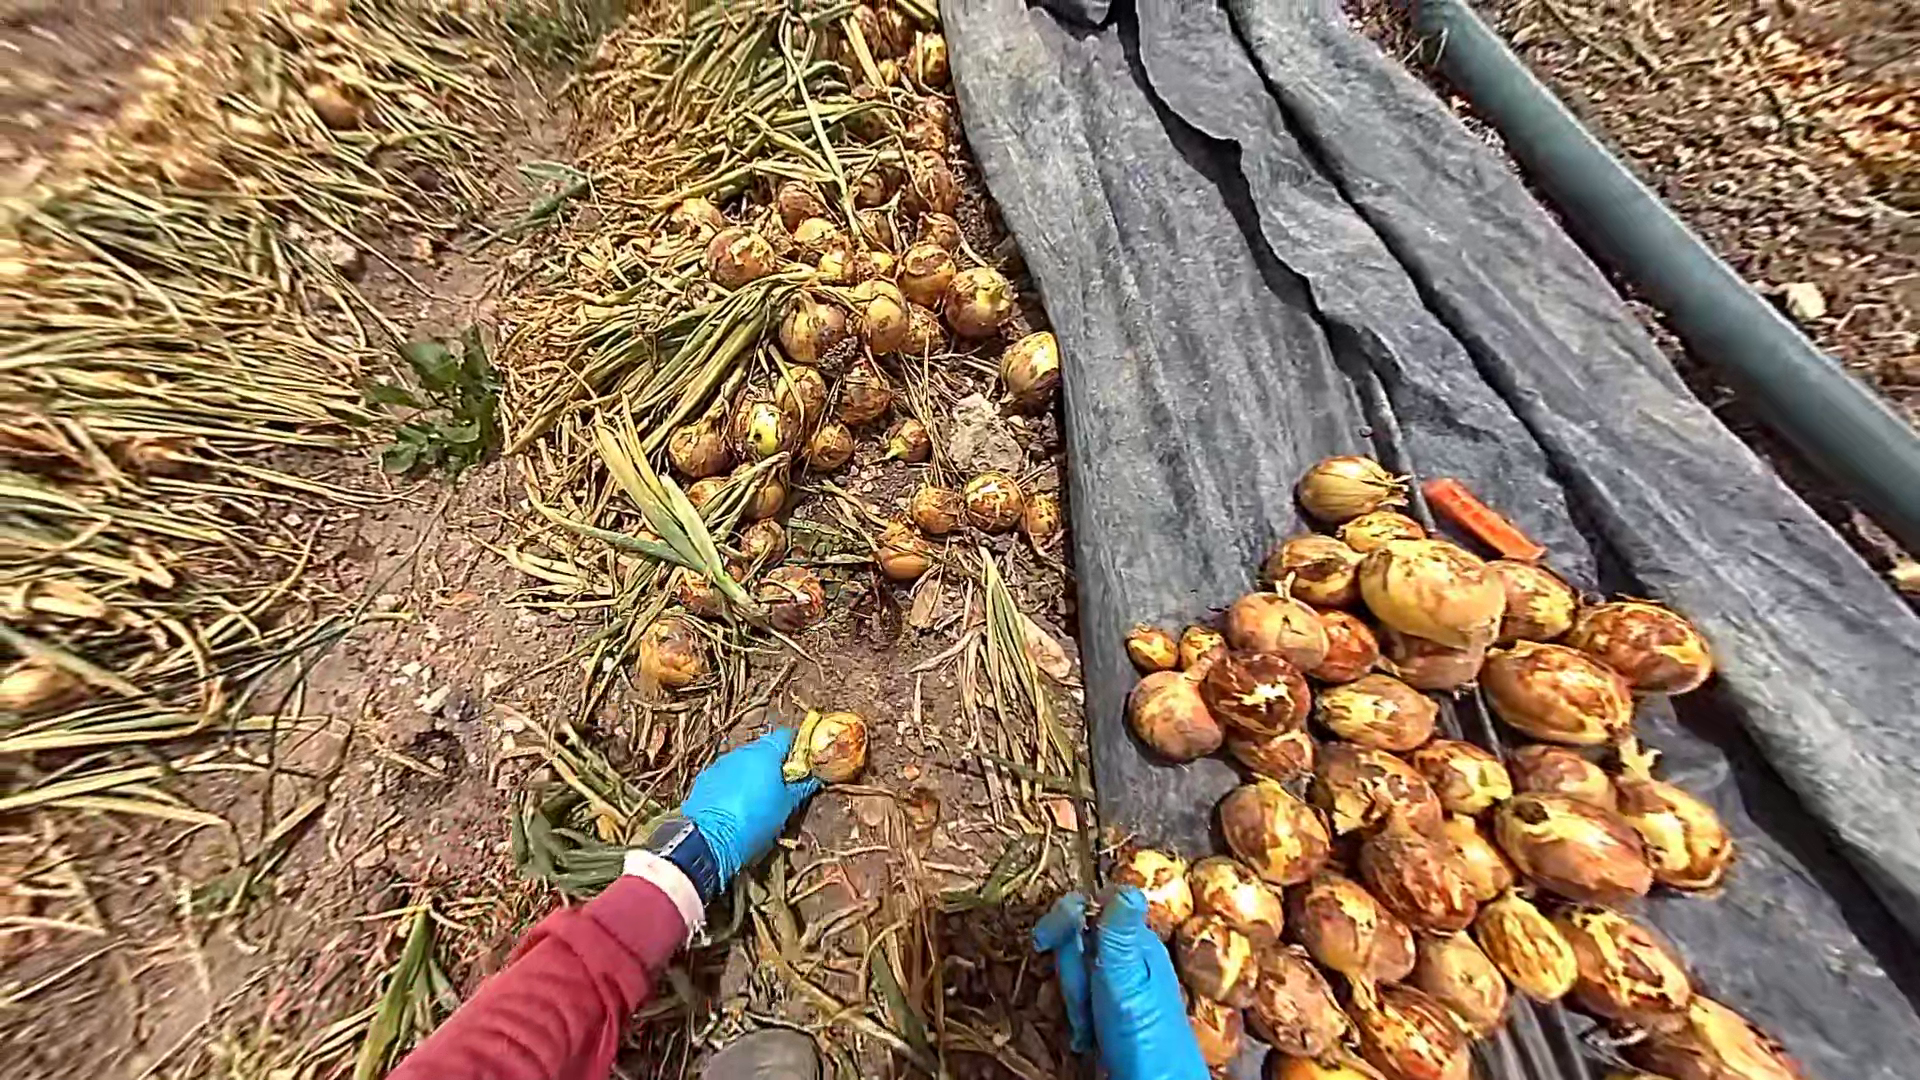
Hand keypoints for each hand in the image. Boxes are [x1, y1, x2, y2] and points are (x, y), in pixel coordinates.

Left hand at [681, 728, 820, 884]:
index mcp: (766, 752)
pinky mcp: (703, 780)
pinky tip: (735, 806)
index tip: (803, 764)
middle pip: (765, 749)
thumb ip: (801, 788)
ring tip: (757, 799)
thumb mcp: (786, 807)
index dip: (797, 747)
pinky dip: (733, 785)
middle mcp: (742, 751)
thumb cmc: (754, 820)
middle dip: (774, 763)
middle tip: (782, 785)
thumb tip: (814, 778)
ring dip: (753, 774)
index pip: (787, 736)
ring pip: (744, 762)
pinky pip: (726, 776)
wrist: (705, 842)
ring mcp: (720, 764)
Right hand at [1033, 887, 1207, 1079]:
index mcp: (1135, 939)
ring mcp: (1119, 983)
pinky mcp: (1110, 1010)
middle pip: (1079, 933)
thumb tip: (1128, 887)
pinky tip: (1083, 1035)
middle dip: (1070, 966)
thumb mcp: (1127, 980)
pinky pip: (1080, 993)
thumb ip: (1120, 932)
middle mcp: (1128, 954)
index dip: (1064, 915)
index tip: (1043, 940)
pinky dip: (1076, 1013)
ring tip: (1086, 1026)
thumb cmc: (1142, 1037)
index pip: (1090, 902)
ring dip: (1072, 994)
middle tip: (1081, 1000)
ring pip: (1076, 965)